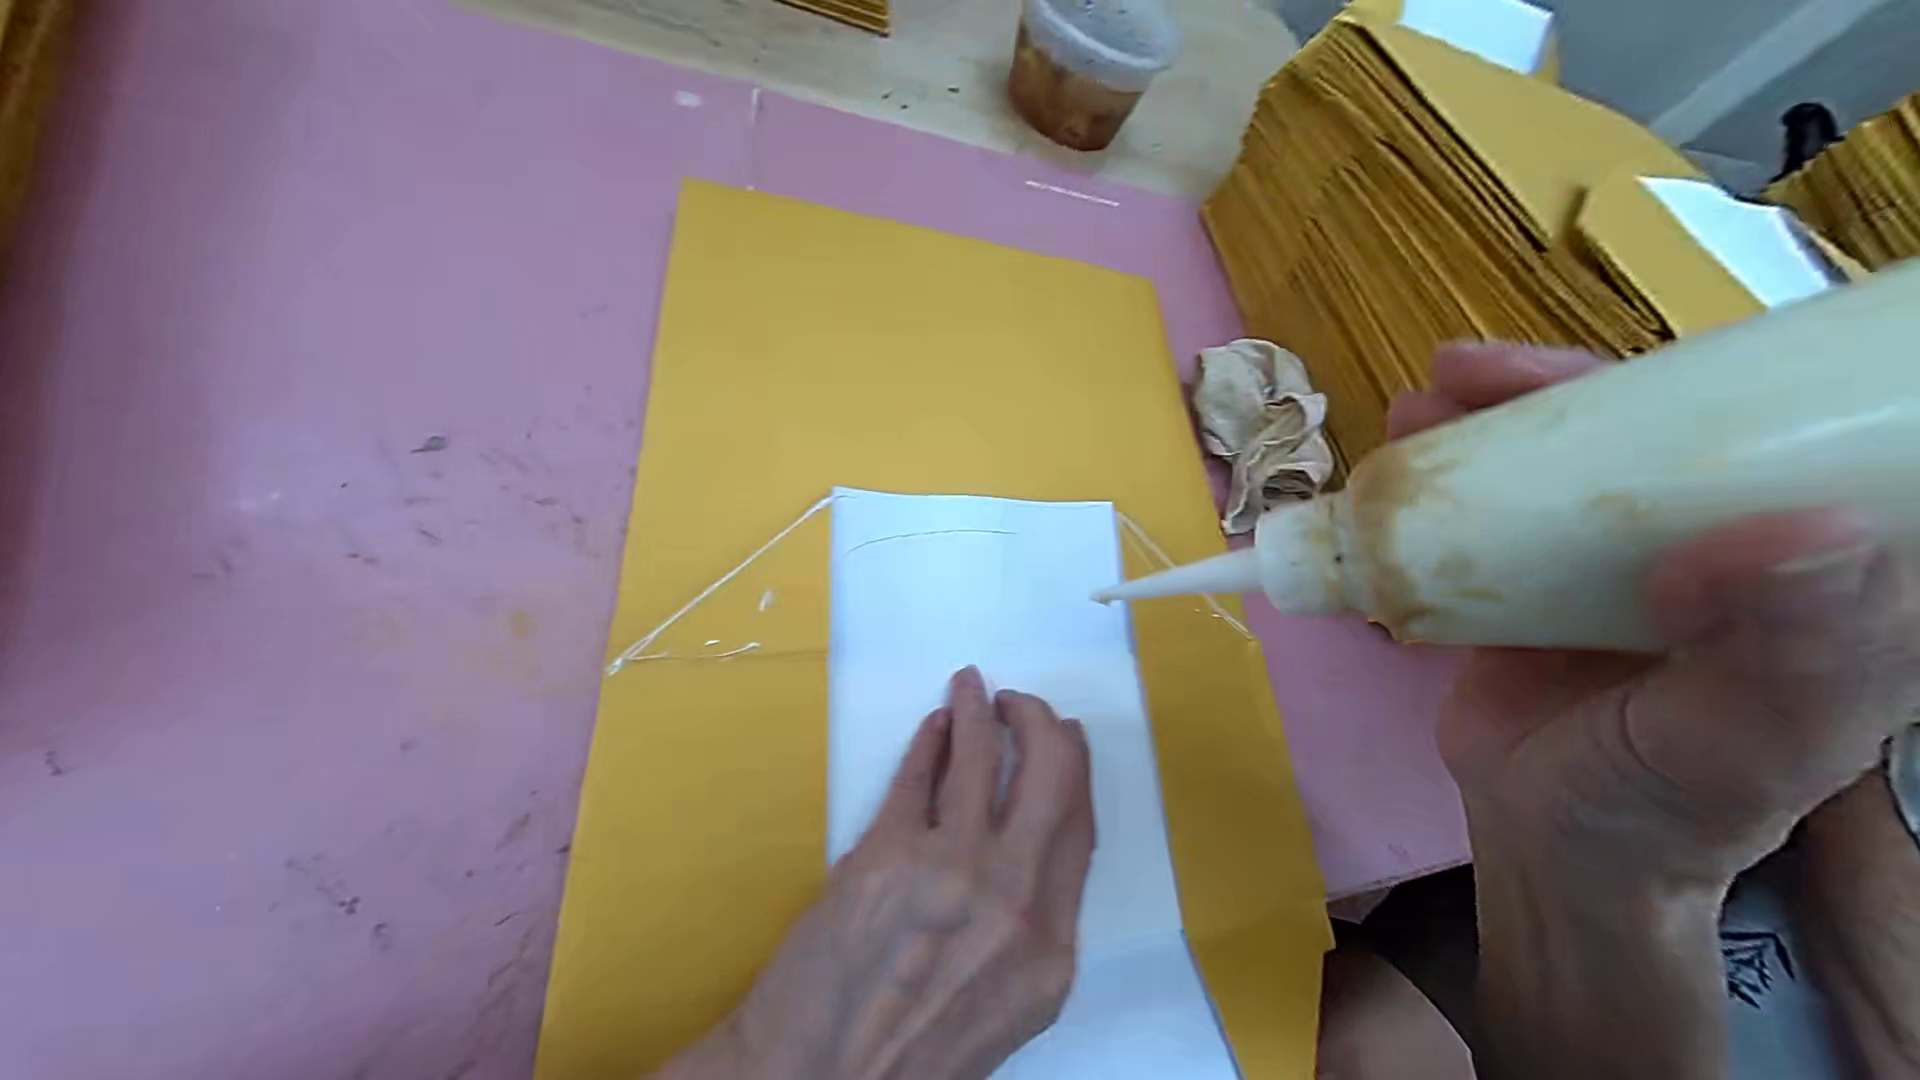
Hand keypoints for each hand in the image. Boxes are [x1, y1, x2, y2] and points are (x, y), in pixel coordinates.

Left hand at [657, 666, 1094, 1079]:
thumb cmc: (921, 1048)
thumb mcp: (1009, 999)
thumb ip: (1034, 915)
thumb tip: (1033, 825)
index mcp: (1051, 947)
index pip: (1081, 821)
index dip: (1074, 763)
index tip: (1064, 734)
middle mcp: (1013, 899)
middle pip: (1051, 771)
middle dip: (1038, 719)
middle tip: (1018, 702)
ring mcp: (949, 870)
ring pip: (980, 752)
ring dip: (977, 707)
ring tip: (970, 684)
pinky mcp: (885, 852)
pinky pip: (919, 771)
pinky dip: (930, 736)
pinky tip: (934, 724)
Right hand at [1390, 342, 1919, 1078]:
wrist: (1542, 840)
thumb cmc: (1655, 806)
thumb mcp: (1735, 746)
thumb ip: (1787, 659)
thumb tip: (1801, 528)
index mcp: (1799, 568)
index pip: (1759, 437)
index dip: (1688, 380)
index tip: (1590, 362)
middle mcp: (1700, 547)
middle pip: (1627, 438)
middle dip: (1544, 392)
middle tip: (1461, 372)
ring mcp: (1599, 565)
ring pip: (1542, 470)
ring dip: (1476, 427)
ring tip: (1414, 408)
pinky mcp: (1519, 585)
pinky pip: (1478, 522)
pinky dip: (1433, 490)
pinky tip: (1392, 471)